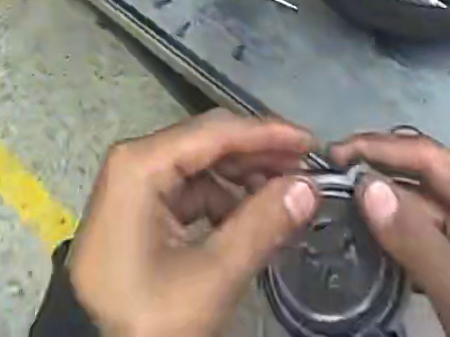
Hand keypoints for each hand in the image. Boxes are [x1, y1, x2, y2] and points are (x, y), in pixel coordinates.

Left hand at [70, 111, 317, 336]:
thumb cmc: (143, 320)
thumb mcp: (208, 279)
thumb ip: (261, 226)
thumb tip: (308, 186)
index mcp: (143, 162)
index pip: (217, 131)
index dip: (268, 133)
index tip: (313, 143)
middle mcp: (136, 159)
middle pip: (209, 142)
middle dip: (259, 154)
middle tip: (308, 168)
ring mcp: (135, 184)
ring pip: (202, 167)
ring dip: (245, 179)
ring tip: (289, 194)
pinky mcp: (139, 211)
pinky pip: (190, 191)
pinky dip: (225, 201)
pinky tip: (255, 217)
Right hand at [332, 133, 449, 336]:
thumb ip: (420, 245)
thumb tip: (365, 185)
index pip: (433, 159)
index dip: (382, 149)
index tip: (334, 152)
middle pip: (423, 180)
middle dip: (377, 172)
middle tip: (324, 175)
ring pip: (418, 212)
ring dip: (379, 204)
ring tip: (332, 198)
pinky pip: (421, 243)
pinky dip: (390, 236)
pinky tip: (359, 234)